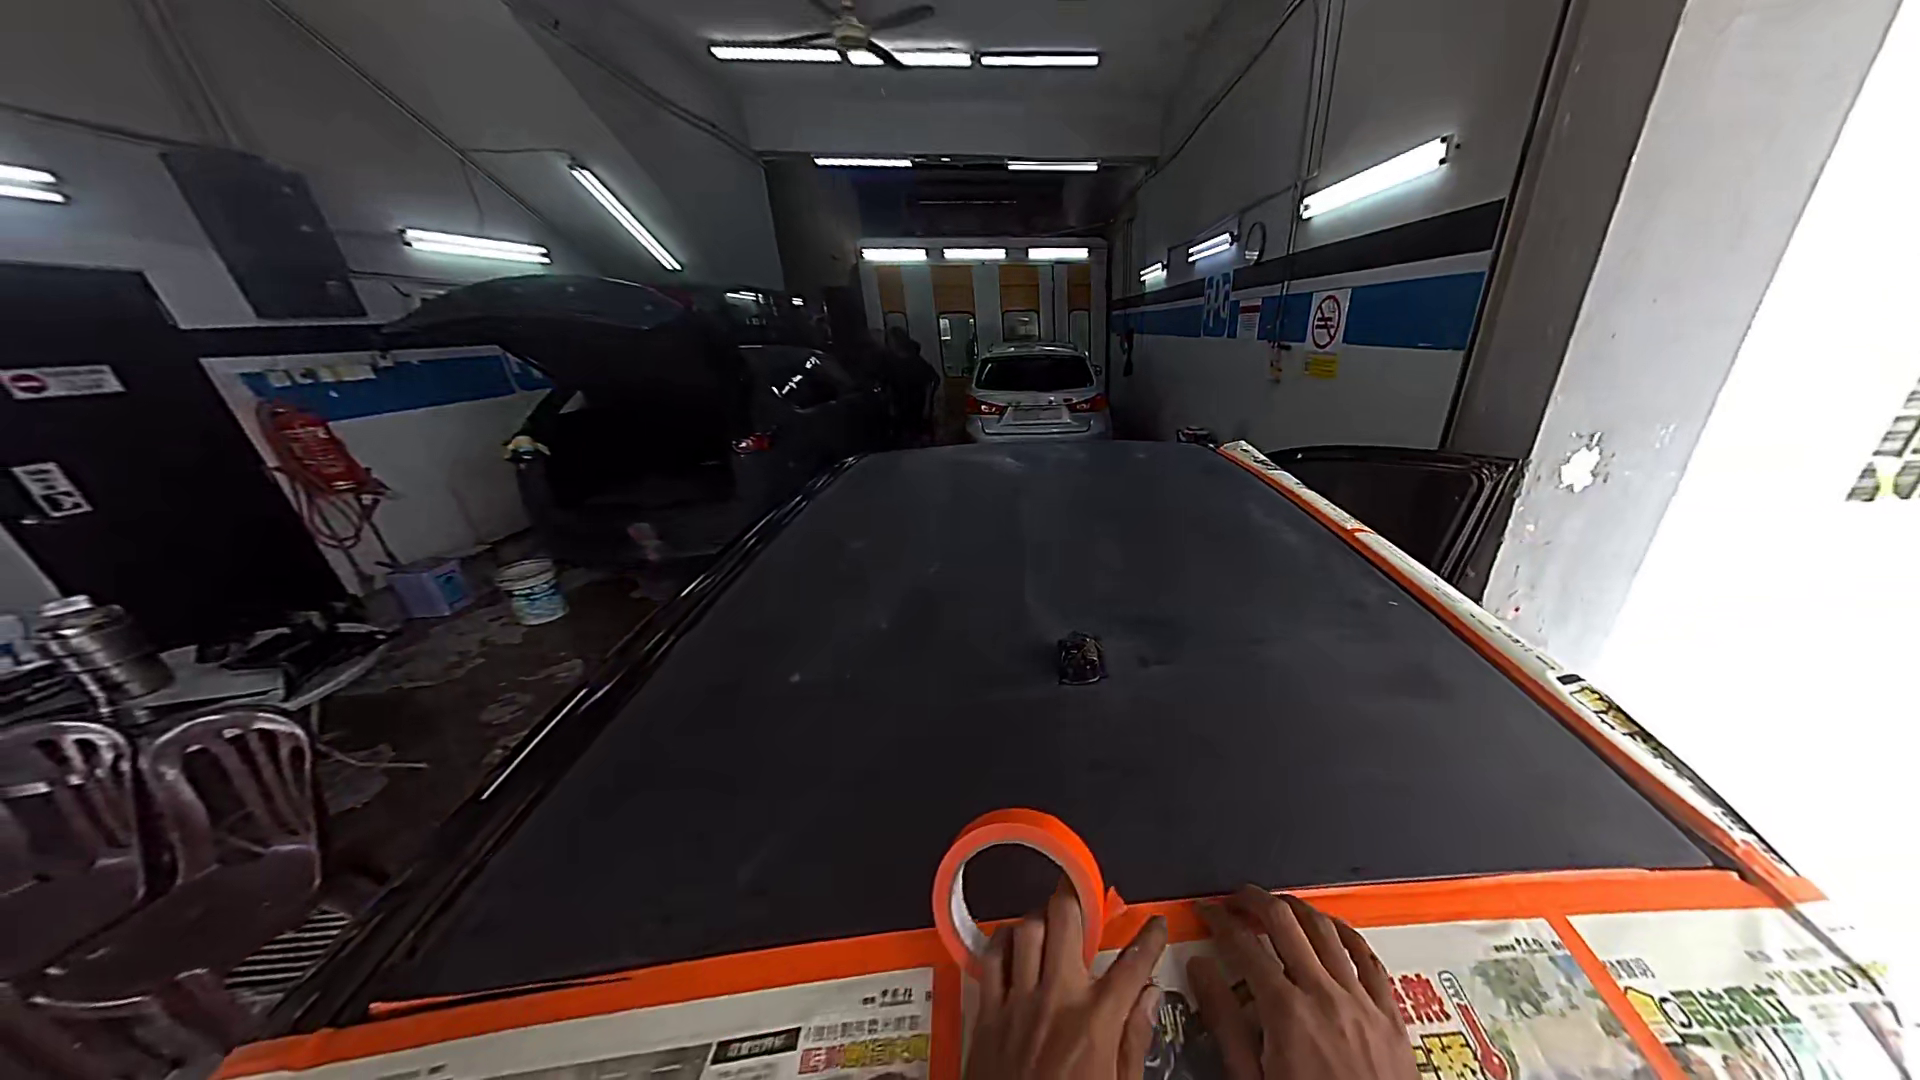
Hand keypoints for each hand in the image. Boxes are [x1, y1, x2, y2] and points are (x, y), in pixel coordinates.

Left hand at [963, 884, 1168, 1079]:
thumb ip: (1134, 1042)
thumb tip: (1150, 996)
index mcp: (1096, 1023)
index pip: (1132, 966)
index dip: (1149, 939)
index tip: (1155, 924)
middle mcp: (1057, 999)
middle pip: (1065, 919)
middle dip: (1075, 896)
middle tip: (1080, 891)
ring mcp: (1018, 1001)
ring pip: (1027, 929)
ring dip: (1040, 920)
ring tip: (1049, 924)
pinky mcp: (987, 1012)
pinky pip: (991, 957)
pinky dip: (1003, 942)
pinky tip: (1013, 944)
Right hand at [1188, 885, 1416, 1079]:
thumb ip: (1224, 1021)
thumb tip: (1201, 970)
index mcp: (1287, 1013)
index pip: (1242, 942)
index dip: (1218, 918)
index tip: (1208, 913)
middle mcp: (1325, 998)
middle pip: (1283, 920)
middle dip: (1252, 899)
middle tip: (1236, 899)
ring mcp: (1362, 1005)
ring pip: (1325, 929)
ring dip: (1295, 908)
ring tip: (1277, 906)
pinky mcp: (1391, 1019)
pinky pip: (1370, 959)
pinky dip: (1347, 934)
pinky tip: (1332, 929)